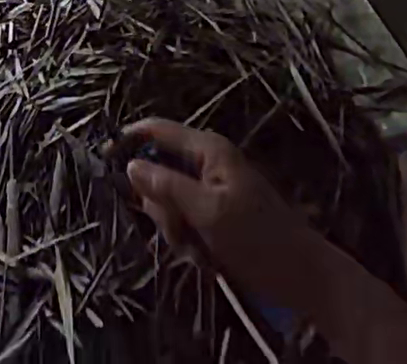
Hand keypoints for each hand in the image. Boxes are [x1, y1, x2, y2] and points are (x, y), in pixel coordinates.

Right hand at [121, 119, 333, 315]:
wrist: (303, 276)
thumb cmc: (258, 238)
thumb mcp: (208, 212)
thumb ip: (167, 186)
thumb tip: (131, 165)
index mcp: (207, 149)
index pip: (157, 130)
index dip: (129, 139)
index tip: (104, 159)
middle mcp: (205, 162)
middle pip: (158, 172)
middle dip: (162, 208)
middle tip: (180, 233)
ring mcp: (209, 188)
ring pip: (168, 201)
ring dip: (176, 230)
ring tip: (200, 252)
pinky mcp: (213, 212)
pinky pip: (183, 220)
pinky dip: (188, 240)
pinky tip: (208, 258)